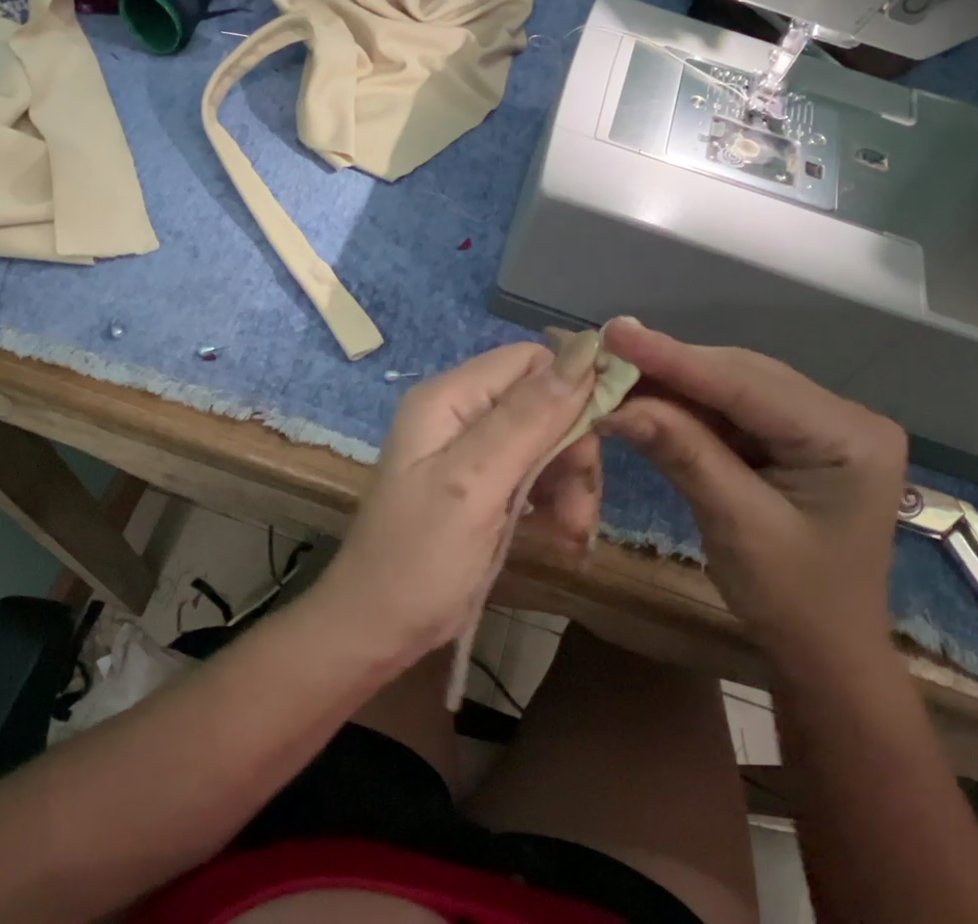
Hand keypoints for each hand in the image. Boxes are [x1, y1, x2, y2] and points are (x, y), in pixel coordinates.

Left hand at [310, 343, 596, 664]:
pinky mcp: (481, 489)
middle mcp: (458, 415)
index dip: (573, 391)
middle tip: (581, 509)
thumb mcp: (475, 484)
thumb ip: (527, 418)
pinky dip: (554, 503)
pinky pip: (533, 476)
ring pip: (546, 443)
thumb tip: (586, 350)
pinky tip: (562, 538)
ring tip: (572, 534)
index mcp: (448, 399)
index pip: (530, 362)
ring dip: (569, 485)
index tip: (599, 440)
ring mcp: (469, 454)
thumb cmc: (419, 558)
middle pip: (543, 404)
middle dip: (572, 452)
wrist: (378, 627)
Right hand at [598, 321, 908, 650]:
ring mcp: (822, 428)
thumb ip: (684, 454)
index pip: (748, 385)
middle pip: (742, 378)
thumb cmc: (793, 600)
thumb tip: (617, 406)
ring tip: (611, 368)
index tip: (615, 332)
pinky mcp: (797, 443)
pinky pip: (734, 415)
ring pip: (733, 391)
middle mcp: (844, 418)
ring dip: (673, 384)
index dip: (675, 358)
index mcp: (849, 436)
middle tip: (601, 350)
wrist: (827, 652)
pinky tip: (645, 398)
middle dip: (670, 367)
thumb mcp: (736, 525)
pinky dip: (687, 411)